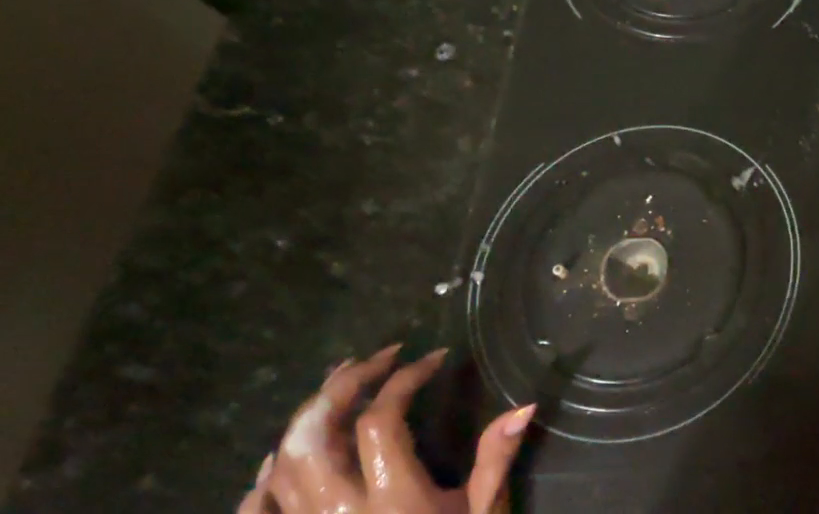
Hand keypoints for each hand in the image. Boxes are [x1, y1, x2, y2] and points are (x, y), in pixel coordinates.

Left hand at [238, 345, 532, 513]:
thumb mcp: (481, 513)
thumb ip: (495, 461)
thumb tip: (525, 405)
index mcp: (391, 501)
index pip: (382, 421)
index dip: (405, 379)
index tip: (433, 358)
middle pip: (314, 434)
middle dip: (343, 385)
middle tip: (376, 358)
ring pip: (281, 464)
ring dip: (307, 417)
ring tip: (338, 388)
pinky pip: (256, 512)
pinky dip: (266, 477)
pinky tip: (284, 456)